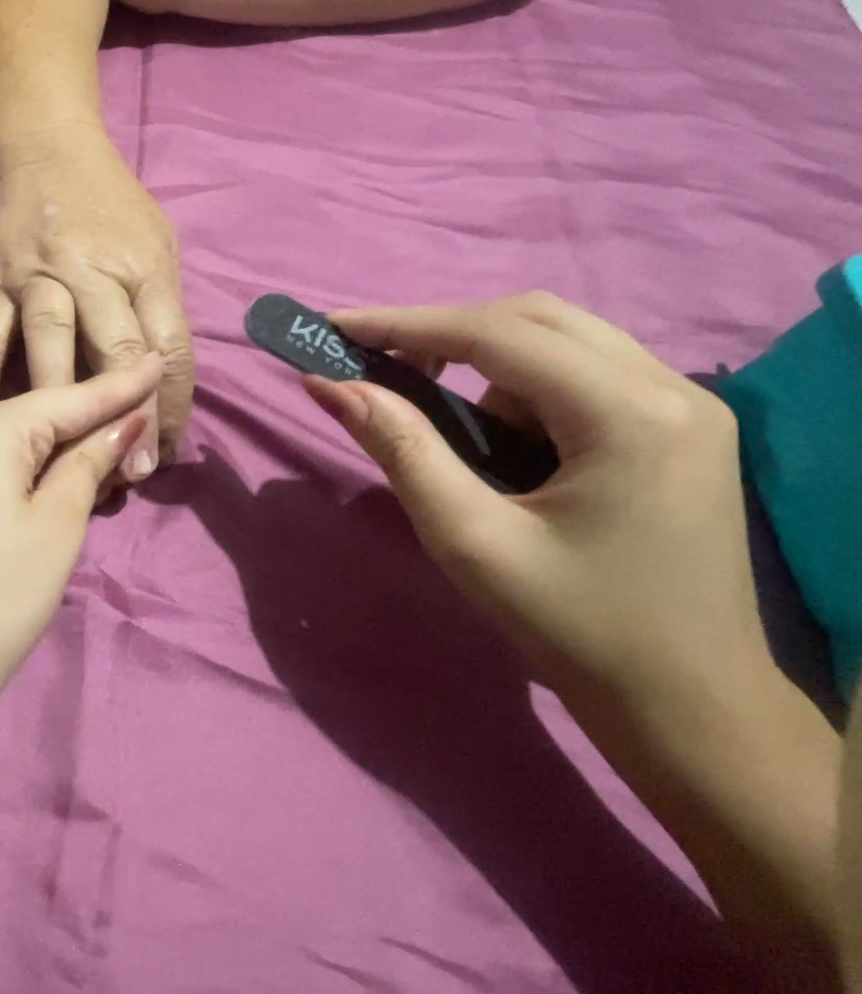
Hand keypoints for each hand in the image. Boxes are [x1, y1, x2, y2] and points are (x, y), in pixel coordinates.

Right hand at [0, 123, 191, 482]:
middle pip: (114, 351)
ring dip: (59, 409)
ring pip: (49, 347)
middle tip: (131, 475)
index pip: (167, 344)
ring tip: (66, 462)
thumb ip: (160, 308)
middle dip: (126, 417)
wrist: (44, 148)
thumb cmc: (110, 203)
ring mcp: (36, 277)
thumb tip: (157, 388)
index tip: (170, 453)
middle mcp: (91, 271)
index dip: (173, 405)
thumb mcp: (157, 242)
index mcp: (144, 263)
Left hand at [0, 355, 160, 675]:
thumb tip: (121, 422)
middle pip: (41, 412)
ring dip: (66, 443)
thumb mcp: (58, 522)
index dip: (121, 385)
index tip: (161, 358)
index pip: (70, 397)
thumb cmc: (0, 591)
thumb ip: (89, 462)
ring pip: (18, 437)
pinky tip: (68, 470)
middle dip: (94, 416)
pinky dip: (34, 463)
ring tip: (122, 442)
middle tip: (152, 413)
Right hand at [303, 292, 769, 703]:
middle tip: (372, 362)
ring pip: (561, 341)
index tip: (333, 328)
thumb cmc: (572, 624)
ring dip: (483, 361)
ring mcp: (686, 406)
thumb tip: (330, 386)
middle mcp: (672, 389)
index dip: (405, 324)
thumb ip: (400, 449)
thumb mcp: (468, 537)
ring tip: (434, 416)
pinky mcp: (680, 429)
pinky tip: (496, 440)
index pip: (498, 335)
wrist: (684, 698)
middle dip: (443, 331)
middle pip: (536, 319)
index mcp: (630, 415)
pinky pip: (582, 375)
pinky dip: (519, 387)